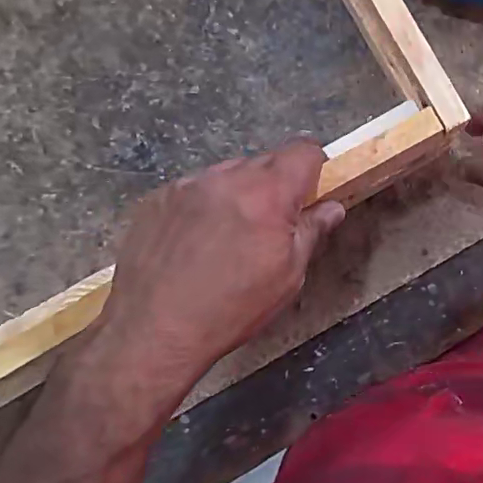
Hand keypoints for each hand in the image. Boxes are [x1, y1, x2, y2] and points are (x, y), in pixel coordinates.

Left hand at [93, 141, 345, 388]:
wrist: (151, 332)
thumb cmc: (231, 308)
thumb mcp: (288, 276)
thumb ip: (312, 231)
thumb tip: (331, 207)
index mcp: (267, 193)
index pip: (303, 150)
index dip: (315, 166)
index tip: (311, 192)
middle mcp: (227, 177)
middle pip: (266, 160)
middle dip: (277, 184)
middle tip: (272, 224)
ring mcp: (188, 184)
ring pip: (230, 173)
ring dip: (240, 192)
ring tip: (229, 236)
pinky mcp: (158, 197)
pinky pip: (196, 188)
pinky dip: (206, 204)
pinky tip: (196, 241)